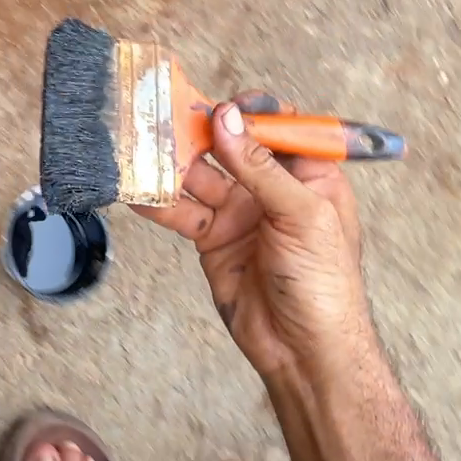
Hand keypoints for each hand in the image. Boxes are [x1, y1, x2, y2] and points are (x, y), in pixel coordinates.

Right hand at [133, 93, 374, 383]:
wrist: (305, 355)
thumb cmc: (325, 285)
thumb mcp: (301, 216)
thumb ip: (259, 166)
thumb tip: (225, 117)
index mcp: (308, 176)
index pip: (279, 128)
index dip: (252, 112)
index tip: (223, 105)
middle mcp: (270, 188)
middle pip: (230, 146)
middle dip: (200, 132)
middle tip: (166, 116)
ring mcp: (238, 211)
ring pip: (199, 176)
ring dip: (172, 163)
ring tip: (141, 147)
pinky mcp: (211, 237)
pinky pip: (182, 212)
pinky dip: (158, 202)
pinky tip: (135, 191)